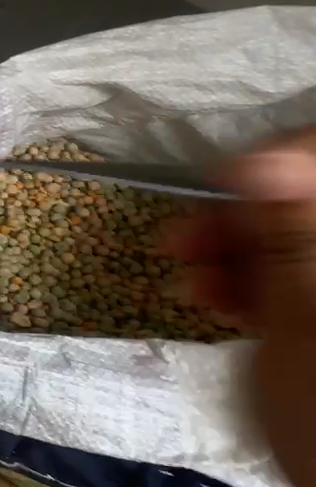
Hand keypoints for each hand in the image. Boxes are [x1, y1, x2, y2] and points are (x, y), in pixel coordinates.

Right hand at [171, 131, 315, 486]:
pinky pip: (309, 272)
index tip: (221, 182)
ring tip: (195, 283)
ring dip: (249, 247)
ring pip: (311, 234)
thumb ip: (299, 234)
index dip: (293, 157)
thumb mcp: (314, 329)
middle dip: (254, 211)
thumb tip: (262, 157)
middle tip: (183, 242)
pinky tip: (227, 300)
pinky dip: (269, 277)